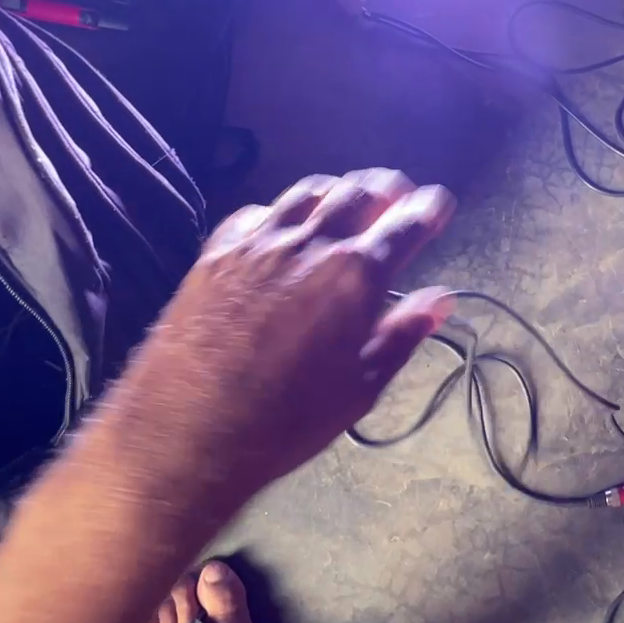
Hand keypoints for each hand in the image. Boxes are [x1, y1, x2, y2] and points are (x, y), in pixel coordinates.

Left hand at [114, 169, 455, 491]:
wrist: (182, 435)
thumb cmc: (285, 420)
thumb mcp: (361, 386)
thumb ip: (403, 333)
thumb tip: (441, 299)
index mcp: (356, 274)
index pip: (407, 222)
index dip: (430, 207)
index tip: (440, 203)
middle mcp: (312, 243)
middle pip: (359, 191)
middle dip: (388, 187)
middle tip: (399, 194)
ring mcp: (260, 242)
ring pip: (308, 191)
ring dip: (338, 189)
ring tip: (348, 197)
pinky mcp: (217, 251)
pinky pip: (257, 212)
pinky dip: (282, 211)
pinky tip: (282, 227)